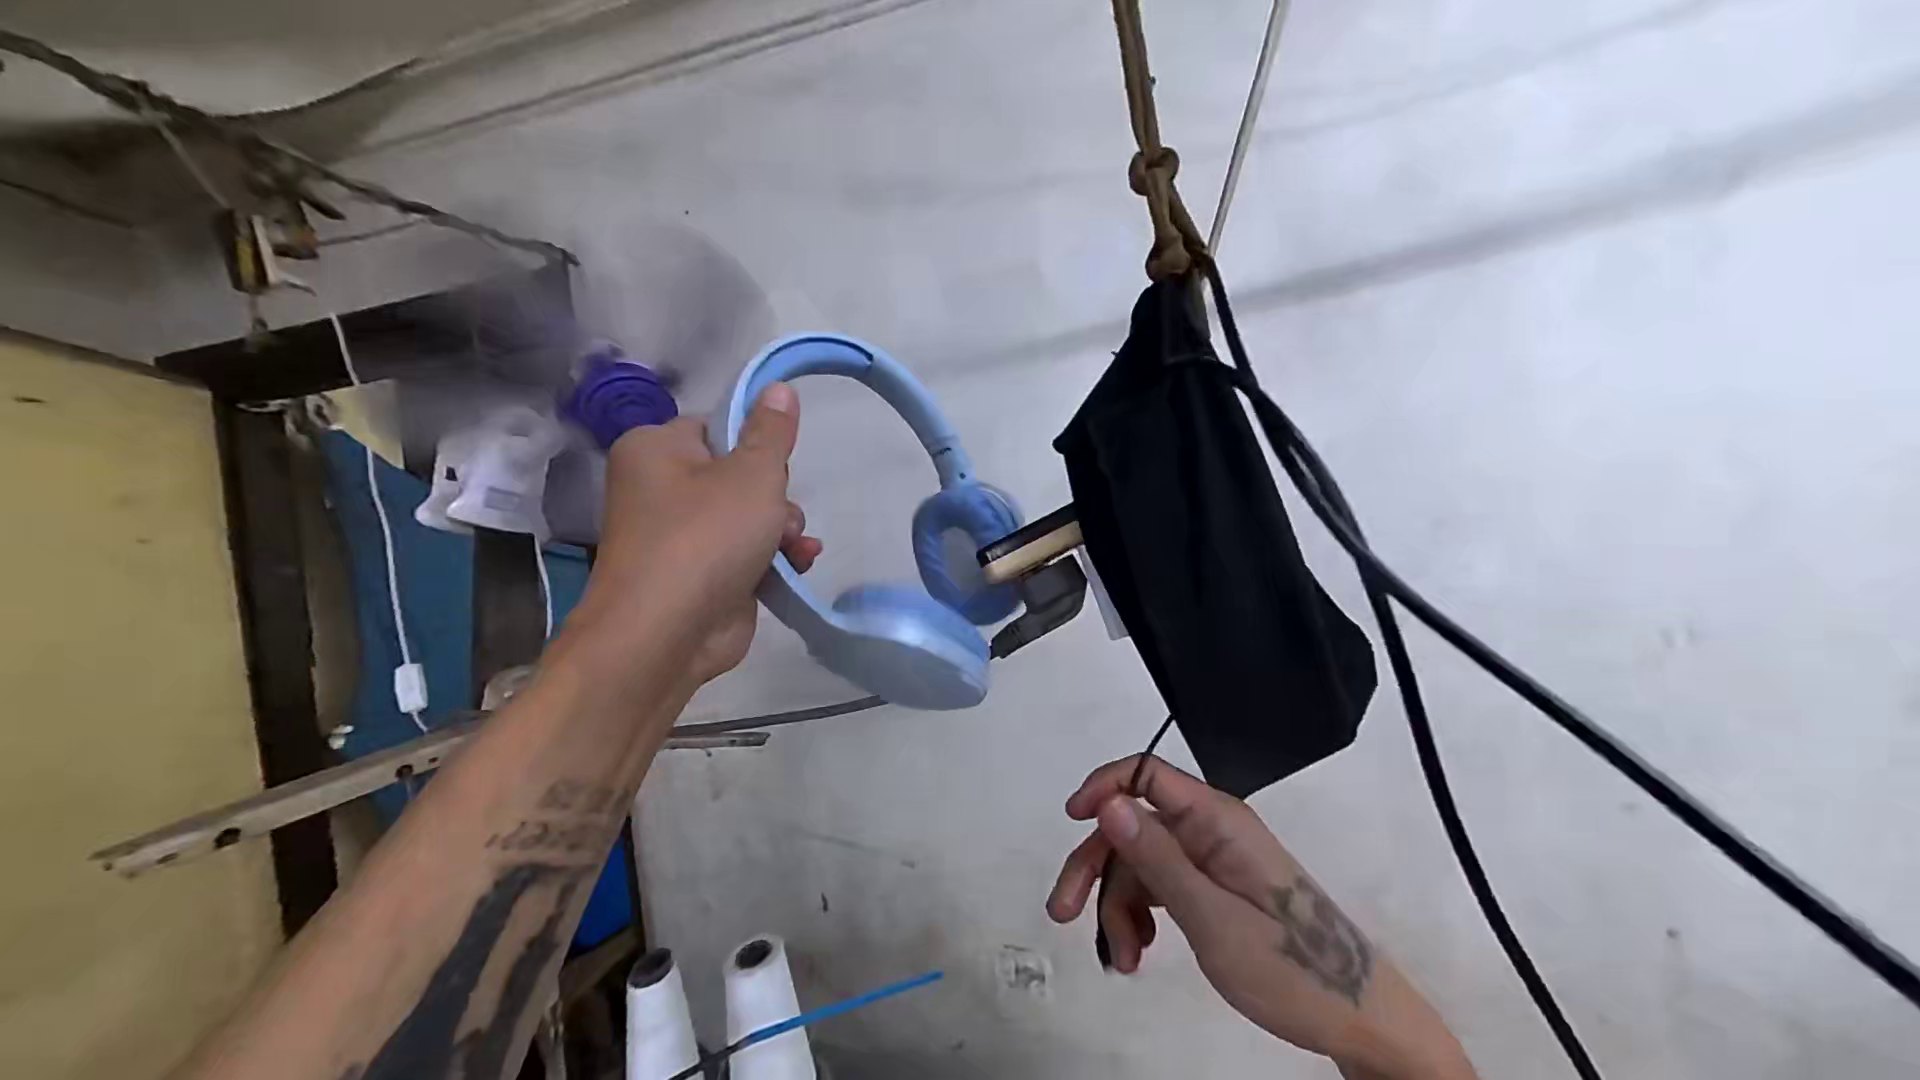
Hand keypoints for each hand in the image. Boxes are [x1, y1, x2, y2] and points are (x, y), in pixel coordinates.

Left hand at [572, 382, 821, 685]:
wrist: (668, 634)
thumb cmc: (706, 538)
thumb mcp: (751, 474)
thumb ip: (771, 432)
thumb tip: (778, 388)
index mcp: (656, 450)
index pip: (716, 427)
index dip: (755, 443)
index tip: (779, 463)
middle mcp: (661, 489)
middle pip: (738, 475)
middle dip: (775, 497)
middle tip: (781, 515)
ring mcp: (681, 536)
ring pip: (749, 516)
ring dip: (782, 529)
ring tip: (793, 548)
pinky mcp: (701, 574)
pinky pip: (746, 551)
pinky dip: (772, 557)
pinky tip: (797, 565)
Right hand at [1047, 756, 1472, 1077]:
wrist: (1359, 1021)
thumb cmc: (1290, 966)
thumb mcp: (1212, 917)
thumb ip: (1157, 857)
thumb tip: (1108, 802)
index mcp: (1214, 819)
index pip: (1145, 773)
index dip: (1103, 786)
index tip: (1072, 818)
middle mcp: (1207, 829)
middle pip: (1132, 826)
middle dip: (1095, 867)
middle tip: (1064, 913)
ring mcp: (1208, 858)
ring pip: (1140, 862)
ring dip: (1118, 905)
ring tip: (1123, 960)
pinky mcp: (1210, 885)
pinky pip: (1159, 885)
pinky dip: (1140, 915)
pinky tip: (1139, 951)